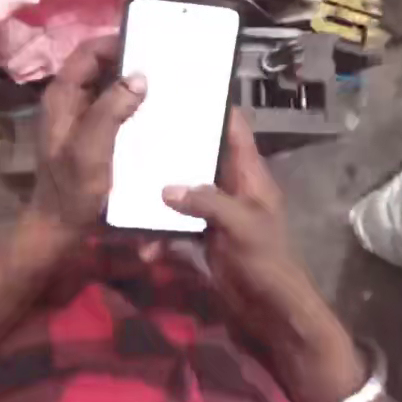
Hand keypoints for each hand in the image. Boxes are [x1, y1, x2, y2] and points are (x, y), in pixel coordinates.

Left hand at [28, 35, 146, 235]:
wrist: (60, 227)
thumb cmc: (73, 189)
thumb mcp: (91, 149)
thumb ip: (111, 110)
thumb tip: (139, 76)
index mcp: (62, 97)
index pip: (88, 52)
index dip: (116, 42)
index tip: (151, 43)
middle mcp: (69, 101)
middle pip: (99, 66)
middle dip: (129, 59)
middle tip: (164, 61)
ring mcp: (79, 117)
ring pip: (107, 85)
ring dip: (132, 82)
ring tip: (165, 80)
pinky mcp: (92, 134)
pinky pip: (113, 106)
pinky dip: (132, 102)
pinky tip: (155, 109)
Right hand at [163, 112, 363, 401]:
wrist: (272, 313)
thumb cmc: (268, 262)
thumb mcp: (242, 226)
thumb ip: (207, 202)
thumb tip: (165, 188)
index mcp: (250, 176)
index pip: (236, 130)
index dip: (217, 108)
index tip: (186, 88)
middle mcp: (232, 188)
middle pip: (202, 157)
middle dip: (175, 146)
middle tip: (139, 129)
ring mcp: (217, 213)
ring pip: (184, 192)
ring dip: (160, 196)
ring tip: (128, 188)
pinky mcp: (204, 238)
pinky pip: (177, 226)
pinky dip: (161, 236)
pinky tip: (146, 250)